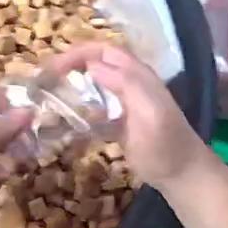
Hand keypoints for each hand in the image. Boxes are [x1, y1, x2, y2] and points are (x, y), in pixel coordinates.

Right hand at [46, 44, 209, 189]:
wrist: (181, 175)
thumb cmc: (165, 146)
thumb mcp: (149, 114)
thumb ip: (126, 85)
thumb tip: (92, 66)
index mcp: (138, 75)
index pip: (104, 51)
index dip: (78, 53)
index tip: (53, 67)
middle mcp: (131, 82)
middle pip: (98, 61)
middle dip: (71, 64)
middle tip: (45, 78)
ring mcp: (126, 101)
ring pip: (96, 81)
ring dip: (73, 81)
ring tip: (49, 91)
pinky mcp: (121, 119)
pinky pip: (97, 103)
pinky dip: (80, 104)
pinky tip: (65, 116)